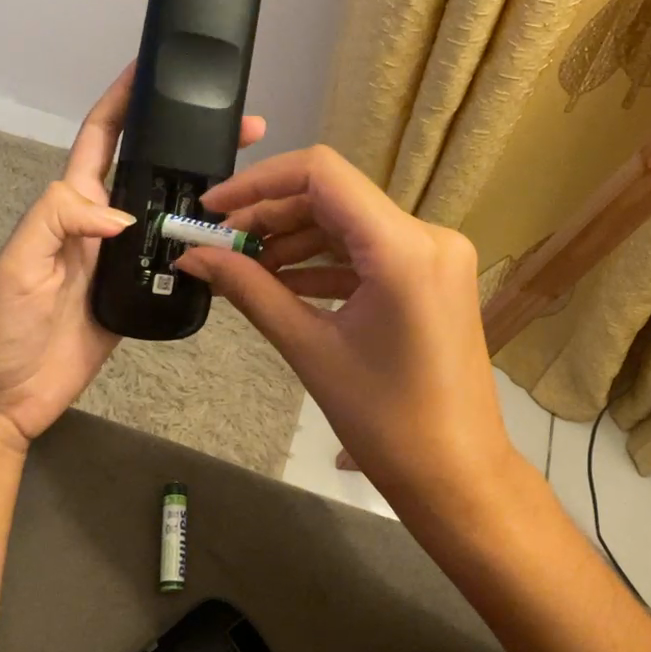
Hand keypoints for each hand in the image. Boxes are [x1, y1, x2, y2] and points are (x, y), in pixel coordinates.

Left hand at [0, 62, 264, 444]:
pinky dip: (205, 244)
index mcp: (71, 204)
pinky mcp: (140, 294)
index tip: (152, 67)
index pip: (102, 138)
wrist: (7, 394)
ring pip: (170, 211)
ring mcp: (124, 259)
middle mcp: (103, 223)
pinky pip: (176, 259)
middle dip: (188, 137)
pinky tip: (235, 236)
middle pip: (150, 167)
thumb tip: (122, 215)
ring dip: (206, 189)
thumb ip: (59, 220)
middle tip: (241, 124)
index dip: (123, 99)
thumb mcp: (19, 261)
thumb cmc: (1, 325)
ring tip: (251, 176)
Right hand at [171, 146, 515, 510]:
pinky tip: (279, 283)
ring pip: (348, 223)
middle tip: (217, 244)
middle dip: (270, 216)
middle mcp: (428, 235)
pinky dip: (323, 263)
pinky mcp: (432, 276)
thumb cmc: (386, 422)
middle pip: (333, 197)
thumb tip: (192, 256)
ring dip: (293, 240)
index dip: (259, 183)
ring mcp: (435, 255)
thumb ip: (249, 290)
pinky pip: (369, 252)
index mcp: (403, 248)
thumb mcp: (310, 349)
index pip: (321, 174)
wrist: (458, 477)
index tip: (212, 208)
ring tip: (241, 266)